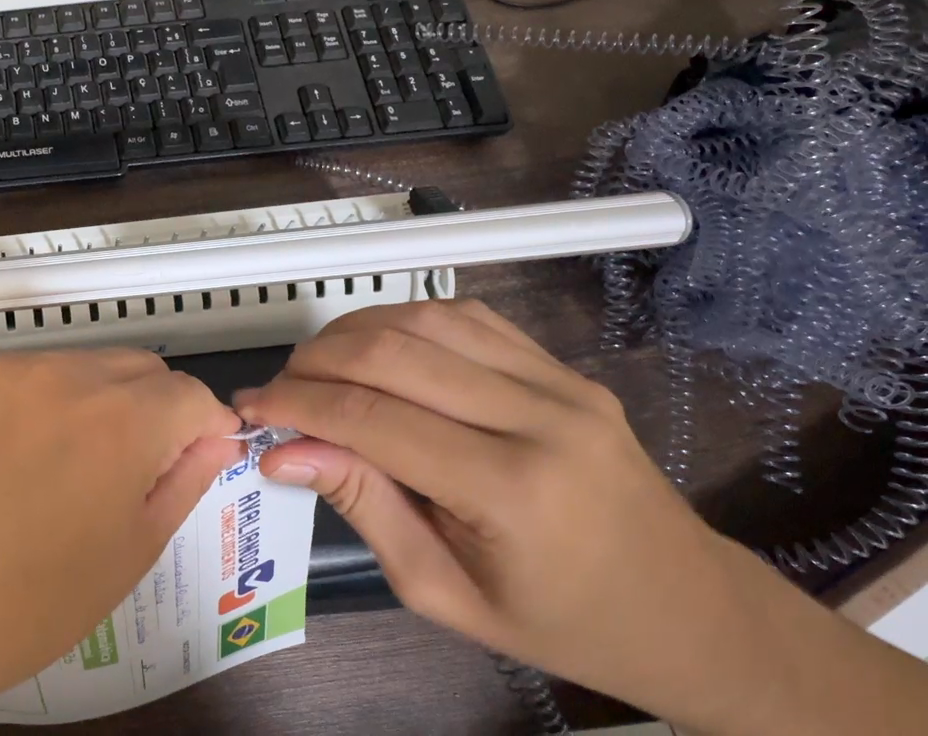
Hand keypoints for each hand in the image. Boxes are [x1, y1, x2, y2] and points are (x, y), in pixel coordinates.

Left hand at [0, 349, 240, 735]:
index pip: (193, 395)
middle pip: (145, 368)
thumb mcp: (132, 549)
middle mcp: (70, 376)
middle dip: (160, 409)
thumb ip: (184, 480)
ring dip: (110, 399)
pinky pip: (45, 371)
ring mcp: (17, 369)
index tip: (196, 461)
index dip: (205, 429)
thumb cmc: (32, 599)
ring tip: (84, 465)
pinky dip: (61, 399)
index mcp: (121, 422)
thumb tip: (214, 439)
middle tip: (141, 470)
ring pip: (95, 364)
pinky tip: (39, 453)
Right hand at [234, 300, 927, 735]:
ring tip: (315, 369)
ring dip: (351, 333)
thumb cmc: (559, 621)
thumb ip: (361, 506)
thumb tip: (284, 452)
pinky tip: (375, 352)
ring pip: (423, 316)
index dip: (295, 405)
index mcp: (512, 489)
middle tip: (277, 392)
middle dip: (312, 362)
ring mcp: (561, 382)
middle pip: (392, 351)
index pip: (371, 416)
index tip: (249, 411)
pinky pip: (465, 317)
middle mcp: (541, 416)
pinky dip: (400, 322)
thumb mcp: (441, 591)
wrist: (689, 611)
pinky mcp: (564, 367)